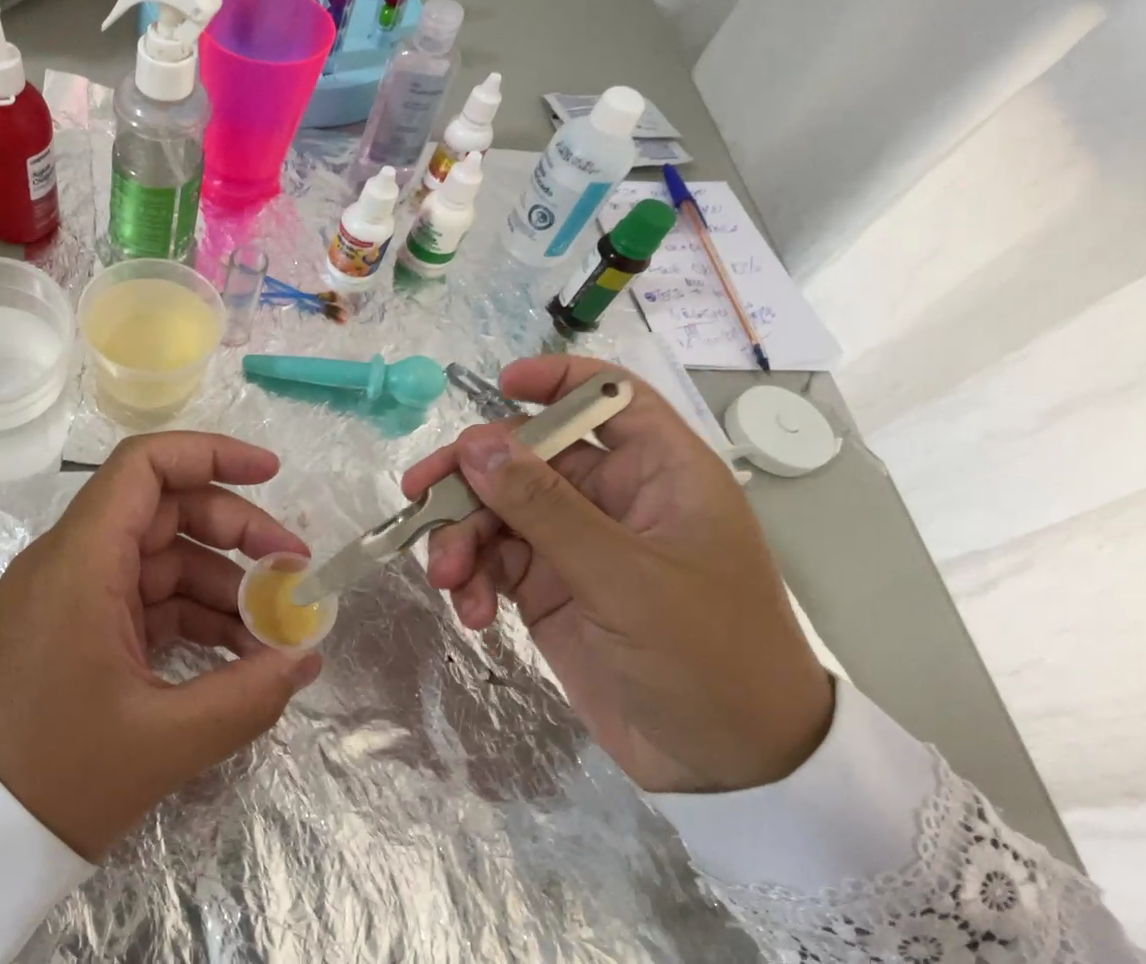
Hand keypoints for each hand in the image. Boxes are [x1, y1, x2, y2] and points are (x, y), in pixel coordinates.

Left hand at [0, 433, 322, 858]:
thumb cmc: (56, 775)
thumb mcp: (166, 739)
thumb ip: (249, 695)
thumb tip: (306, 659)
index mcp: (81, 561)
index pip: (144, 466)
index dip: (211, 453)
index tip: (272, 474)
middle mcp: (72, 562)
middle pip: (163, 511)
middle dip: (236, 533)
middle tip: (295, 574)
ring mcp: (71, 596)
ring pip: (159, 561)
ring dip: (222, 587)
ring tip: (276, 636)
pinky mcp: (74, 630)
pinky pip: (143, 602)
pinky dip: (191, 617)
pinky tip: (236, 656)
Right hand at [403, 356, 833, 793]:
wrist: (725, 765)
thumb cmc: (705, 655)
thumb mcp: (621, 577)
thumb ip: (544, 507)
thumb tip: (475, 443)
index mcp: (659, 474)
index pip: (608, 399)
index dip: (556, 381)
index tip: (496, 387)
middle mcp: (614, 500)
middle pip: (526, 458)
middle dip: (471, 480)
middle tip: (420, 498)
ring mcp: (578, 547)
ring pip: (499, 512)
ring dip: (463, 539)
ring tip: (451, 581)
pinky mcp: (552, 591)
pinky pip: (495, 563)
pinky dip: (474, 580)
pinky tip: (474, 613)